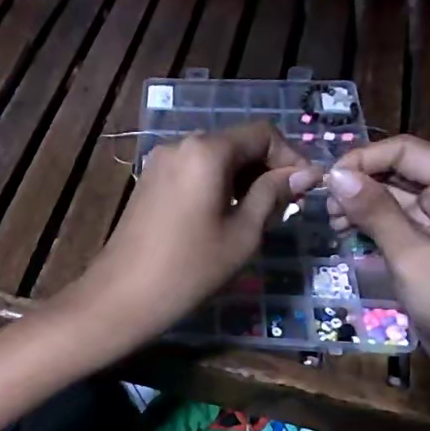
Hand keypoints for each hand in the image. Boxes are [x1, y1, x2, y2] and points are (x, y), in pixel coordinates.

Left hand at [65, 122, 319, 341]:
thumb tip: (306, 173)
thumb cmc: (190, 268)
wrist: (122, 296)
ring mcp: (160, 162)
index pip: (263, 134)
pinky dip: (217, 185)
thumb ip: (273, 195)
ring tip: (259, 216)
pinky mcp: (149, 181)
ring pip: (215, 158)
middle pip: (237, 143)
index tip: (307, 189)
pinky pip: (194, 171)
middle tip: (286, 206)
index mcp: (207, 150)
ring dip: (243, 179)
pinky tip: (225, 217)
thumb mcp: (243, 234)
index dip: (290, 157)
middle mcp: (181, 144)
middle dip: (266, 168)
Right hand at [326, 136, 429, 389]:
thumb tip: (335, 174)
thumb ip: (374, 211)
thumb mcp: (413, 255)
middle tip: (326, 212)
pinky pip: (408, 229)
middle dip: (362, 187)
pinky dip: (380, 232)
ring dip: (367, 211)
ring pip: (402, 203)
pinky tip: (353, 241)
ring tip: (335, 228)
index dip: (363, 159)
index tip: (325, 182)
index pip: (408, 151)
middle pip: (404, 174)